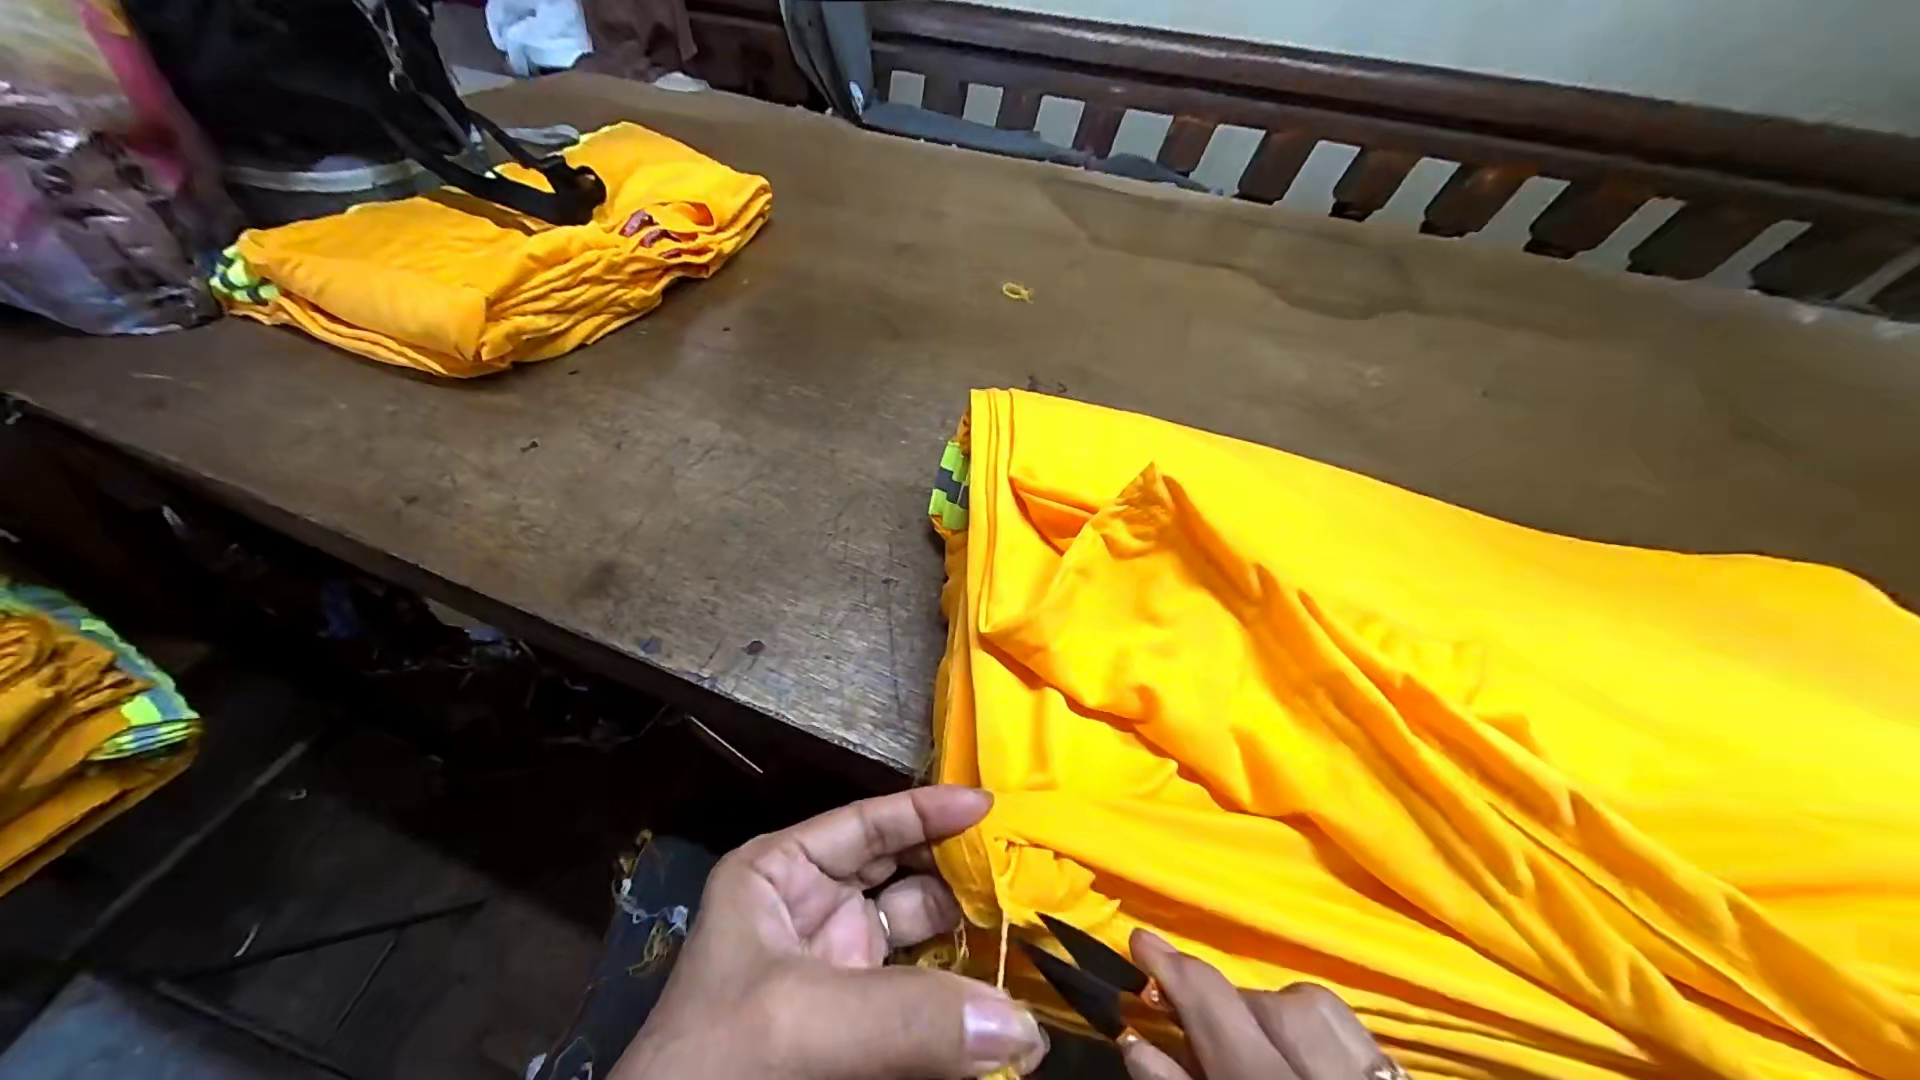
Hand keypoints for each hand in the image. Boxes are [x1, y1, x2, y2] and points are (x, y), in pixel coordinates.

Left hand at [610, 787, 1049, 1079]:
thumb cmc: (716, 1062)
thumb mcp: (801, 1022)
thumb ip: (908, 1017)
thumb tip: (1023, 1025)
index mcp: (781, 874)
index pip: (866, 824)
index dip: (926, 809)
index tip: (989, 805)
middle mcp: (813, 909)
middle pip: (900, 871)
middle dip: (957, 868)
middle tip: (1021, 871)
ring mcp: (837, 969)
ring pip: (916, 931)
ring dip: (967, 932)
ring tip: (1026, 931)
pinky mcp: (858, 1028)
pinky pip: (920, 996)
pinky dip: (960, 995)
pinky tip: (1003, 1000)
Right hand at [1121, 931, 1404, 1079]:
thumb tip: (1135, 1044)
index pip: (1217, 1015)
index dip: (1174, 972)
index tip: (1141, 941)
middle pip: (1265, 1007)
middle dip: (1220, 1004)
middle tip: (1192, 1026)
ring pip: (1312, 1008)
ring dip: (1268, 1011)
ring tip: (1249, 1044)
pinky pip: (1355, 1034)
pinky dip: (1316, 1029)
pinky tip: (1301, 1055)